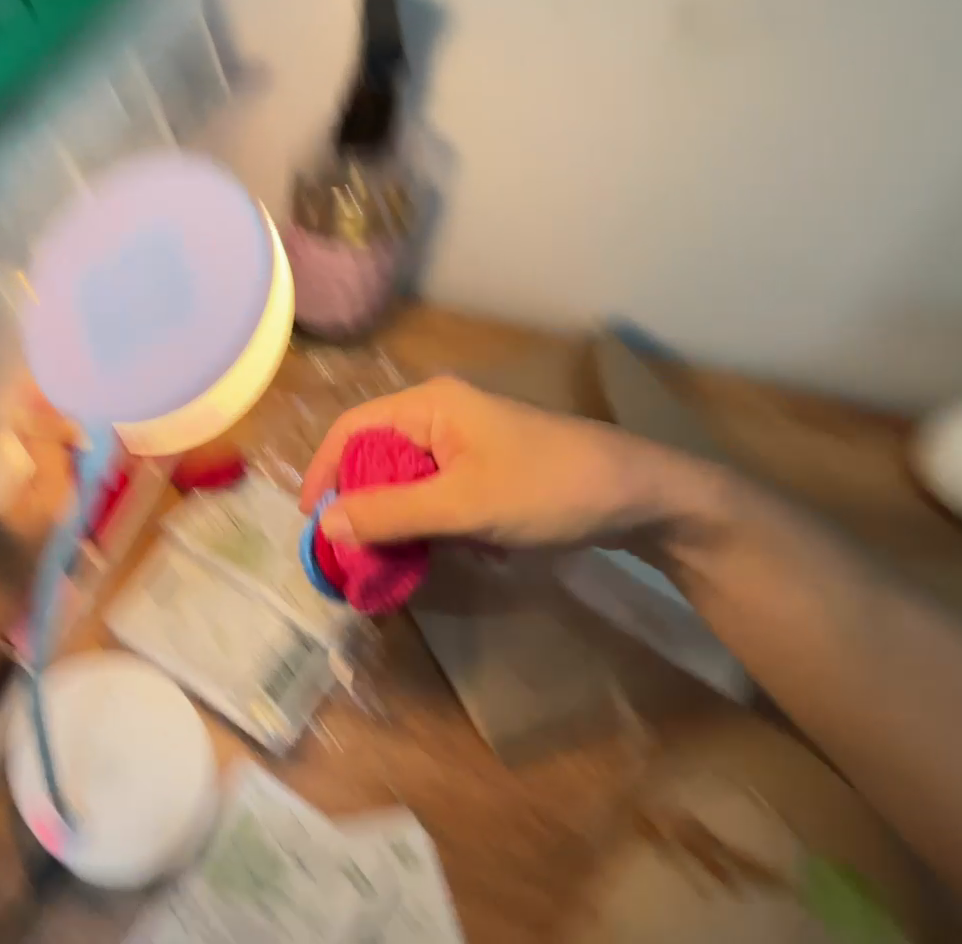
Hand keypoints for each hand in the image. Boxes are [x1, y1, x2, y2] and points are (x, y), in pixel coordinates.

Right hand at [298, 376, 717, 548]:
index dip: (323, 471)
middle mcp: (438, 415)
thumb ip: (390, 514)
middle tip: (350, 547)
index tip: (311, 520)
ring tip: (388, 555)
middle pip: (374, 455)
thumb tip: (324, 524)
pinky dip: (423, 520)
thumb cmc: (550, 489)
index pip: (352, 430)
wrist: (650, 499)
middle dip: (358, 501)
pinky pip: (431, 491)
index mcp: (428, 406)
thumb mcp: (463, 506)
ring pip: (401, 478)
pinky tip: (435, 549)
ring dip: (391, 516)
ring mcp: (462, 441)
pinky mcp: (482, 466)